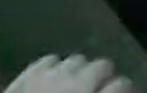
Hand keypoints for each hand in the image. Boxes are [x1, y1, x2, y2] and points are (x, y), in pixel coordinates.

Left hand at [3, 54, 133, 92]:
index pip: (122, 87)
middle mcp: (75, 84)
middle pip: (103, 65)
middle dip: (106, 80)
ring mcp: (48, 76)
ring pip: (76, 59)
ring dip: (81, 72)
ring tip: (79, 88)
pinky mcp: (25, 76)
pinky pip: (49, 61)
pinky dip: (55, 71)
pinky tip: (54, 84)